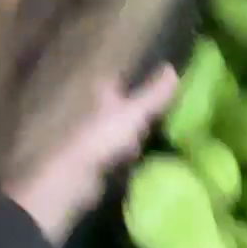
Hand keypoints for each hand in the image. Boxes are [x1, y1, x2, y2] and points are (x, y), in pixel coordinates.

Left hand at [8, 64, 177, 242]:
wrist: (74, 179)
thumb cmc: (103, 137)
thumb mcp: (136, 112)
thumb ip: (155, 93)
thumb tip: (172, 69)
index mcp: (101, 93)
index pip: (120, 78)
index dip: (138, 79)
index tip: (161, 84)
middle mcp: (95, 110)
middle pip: (123, 104)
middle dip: (141, 109)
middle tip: (168, 112)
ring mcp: (95, 136)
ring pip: (122, 129)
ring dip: (138, 134)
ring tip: (162, 136)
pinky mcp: (96, 160)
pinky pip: (120, 152)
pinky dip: (131, 154)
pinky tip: (146, 158)